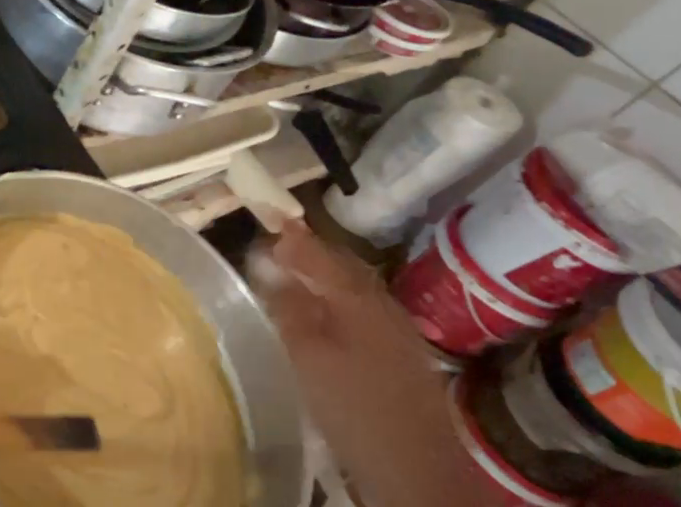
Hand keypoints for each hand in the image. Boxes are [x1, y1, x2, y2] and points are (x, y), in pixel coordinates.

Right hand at [257, 223, 496, 506]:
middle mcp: (381, 303)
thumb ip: (287, 304)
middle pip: (340, 265)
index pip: (316, 249)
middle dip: (307, 252)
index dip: (288, 231)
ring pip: (353, 289)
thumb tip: (271, 263)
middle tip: (272, 249)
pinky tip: (323, 320)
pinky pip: (362, 311)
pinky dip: (337, 303)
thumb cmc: (352, 405)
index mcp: (355, 296)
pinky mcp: (403, 355)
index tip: (262, 212)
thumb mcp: (305, 353)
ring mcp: (398, 330)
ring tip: (291, 281)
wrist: (417, 468)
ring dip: (323, 278)